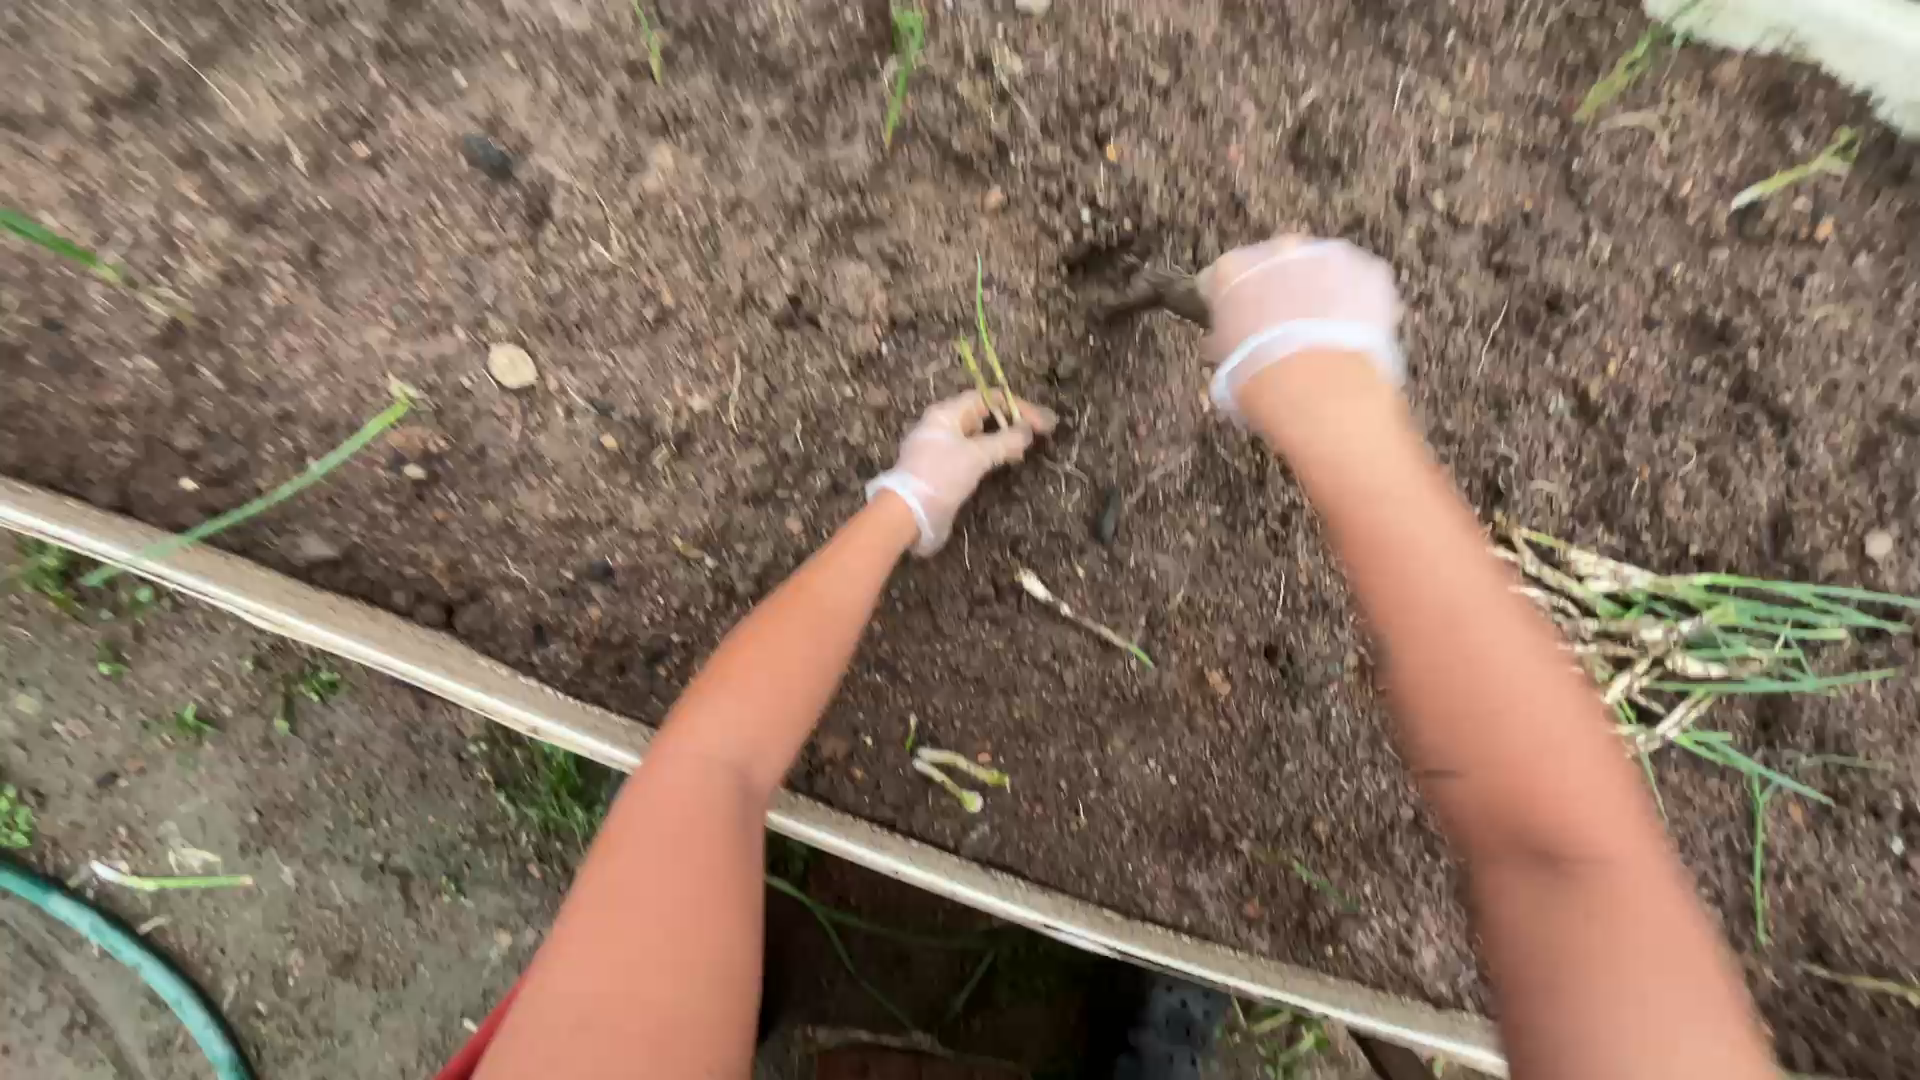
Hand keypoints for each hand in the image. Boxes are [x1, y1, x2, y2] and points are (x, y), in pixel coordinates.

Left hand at [866, 391, 1056, 555]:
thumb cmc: (941, 476)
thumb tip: (1028, 431)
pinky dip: (988, 456)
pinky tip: (1001, 464)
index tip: (1041, 423)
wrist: (908, 513)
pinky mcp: (941, 470)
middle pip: (981, 415)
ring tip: (1022, 452)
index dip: (1016, 406)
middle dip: (1010, 422)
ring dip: (1000, 441)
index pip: (986, 398)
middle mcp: (942, 426)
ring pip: (976, 437)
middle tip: (1036, 436)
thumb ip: (1005, 441)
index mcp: (946, 414)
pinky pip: (970, 454)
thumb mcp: (977, 455)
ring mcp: (940, 448)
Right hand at [1200, 236, 1404, 423]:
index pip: (1219, 278)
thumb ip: (1223, 339)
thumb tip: (1222, 342)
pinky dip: (1352, 301)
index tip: (1230, 322)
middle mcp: (1278, 250)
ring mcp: (1328, 254)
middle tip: (1276, 328)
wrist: (1318, 389)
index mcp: (1232, 270)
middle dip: (1274, 289)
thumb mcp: (1223, 363)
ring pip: (1317, 268)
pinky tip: (1345, 335)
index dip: (1225, 302)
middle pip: (1272, 262)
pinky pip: (1357, 281)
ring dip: (1315, 292)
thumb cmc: (1261, 378)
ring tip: (1316, 335)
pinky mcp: (1369, 270)